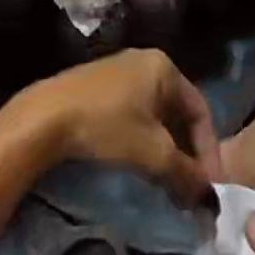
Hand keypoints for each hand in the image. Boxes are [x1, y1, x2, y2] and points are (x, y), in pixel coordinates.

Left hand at [12, 49, 222, 203]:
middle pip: (178, 110)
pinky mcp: (101, 83)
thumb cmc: (107, 126)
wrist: (47, 116)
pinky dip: (144, 137)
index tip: (208, 183)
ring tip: (165, 180)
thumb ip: (185, 173)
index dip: (208, 149)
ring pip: (156, 112)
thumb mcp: (153, 153)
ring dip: (165, 147)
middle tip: (188, 185)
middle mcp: (146, 60)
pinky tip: (138, 161)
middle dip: (186, 150)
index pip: (200, 109)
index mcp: (165, 66)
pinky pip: (136, 110)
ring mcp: (121, 69)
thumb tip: (206, 194)